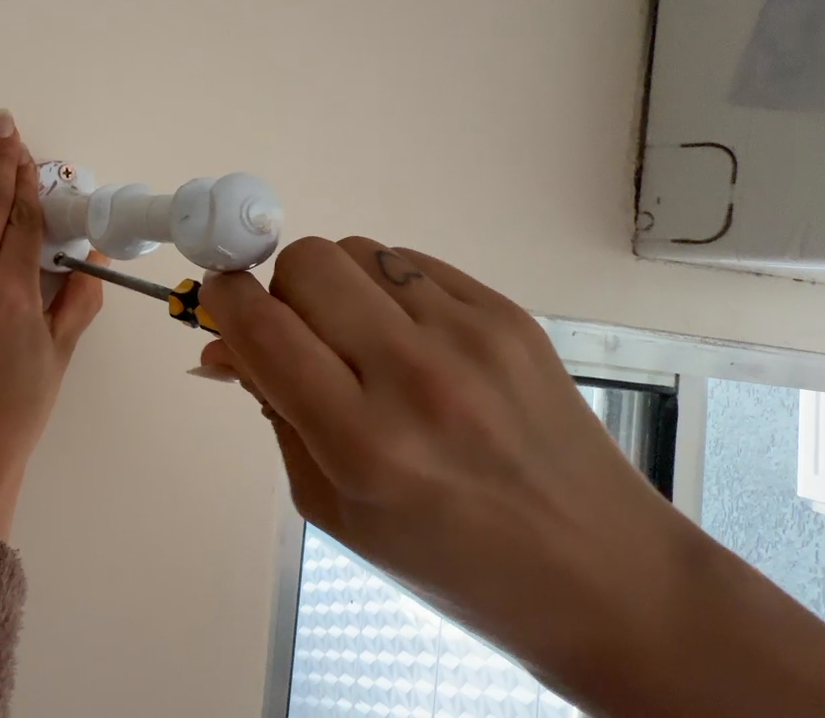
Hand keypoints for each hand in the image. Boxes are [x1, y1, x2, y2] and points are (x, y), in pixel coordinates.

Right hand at [197, 240, 679, 696]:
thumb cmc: (446, 560)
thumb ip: (272, 410)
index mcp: (362, 443)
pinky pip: (408, 261)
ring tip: (356, 338)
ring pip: (355, 249)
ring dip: (332, 284)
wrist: (606, 575)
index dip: (223, 298)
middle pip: (307, 263)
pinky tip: (406, 337)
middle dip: (278, 288)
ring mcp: (473, 338)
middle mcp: (417, 378)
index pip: (262, 327)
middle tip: (296, 333)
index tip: (218, 301)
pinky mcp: (510, 317)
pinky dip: (384, 287)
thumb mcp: (330, 504)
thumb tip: (222, 346)